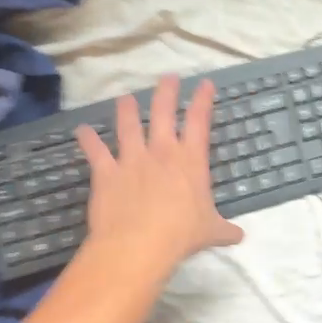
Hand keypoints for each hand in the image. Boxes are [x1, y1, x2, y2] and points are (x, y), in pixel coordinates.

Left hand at [74, 75, 242, 270]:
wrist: (137, 245)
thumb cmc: (181, 234)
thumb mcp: (209, 231)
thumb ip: (223, 229)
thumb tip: (240, 237)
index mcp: (191, 160)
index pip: (200, 121)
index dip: (203, 99)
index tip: (205, 83)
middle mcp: (162, 151)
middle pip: (163, 112)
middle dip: (166, 92)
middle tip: (168, 77)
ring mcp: (132, 159)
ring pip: (128, 125)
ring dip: (126, 109)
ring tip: (125, 97)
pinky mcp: (106, 172)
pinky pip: (95, 151)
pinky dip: (88, 139)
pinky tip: (82, 130)